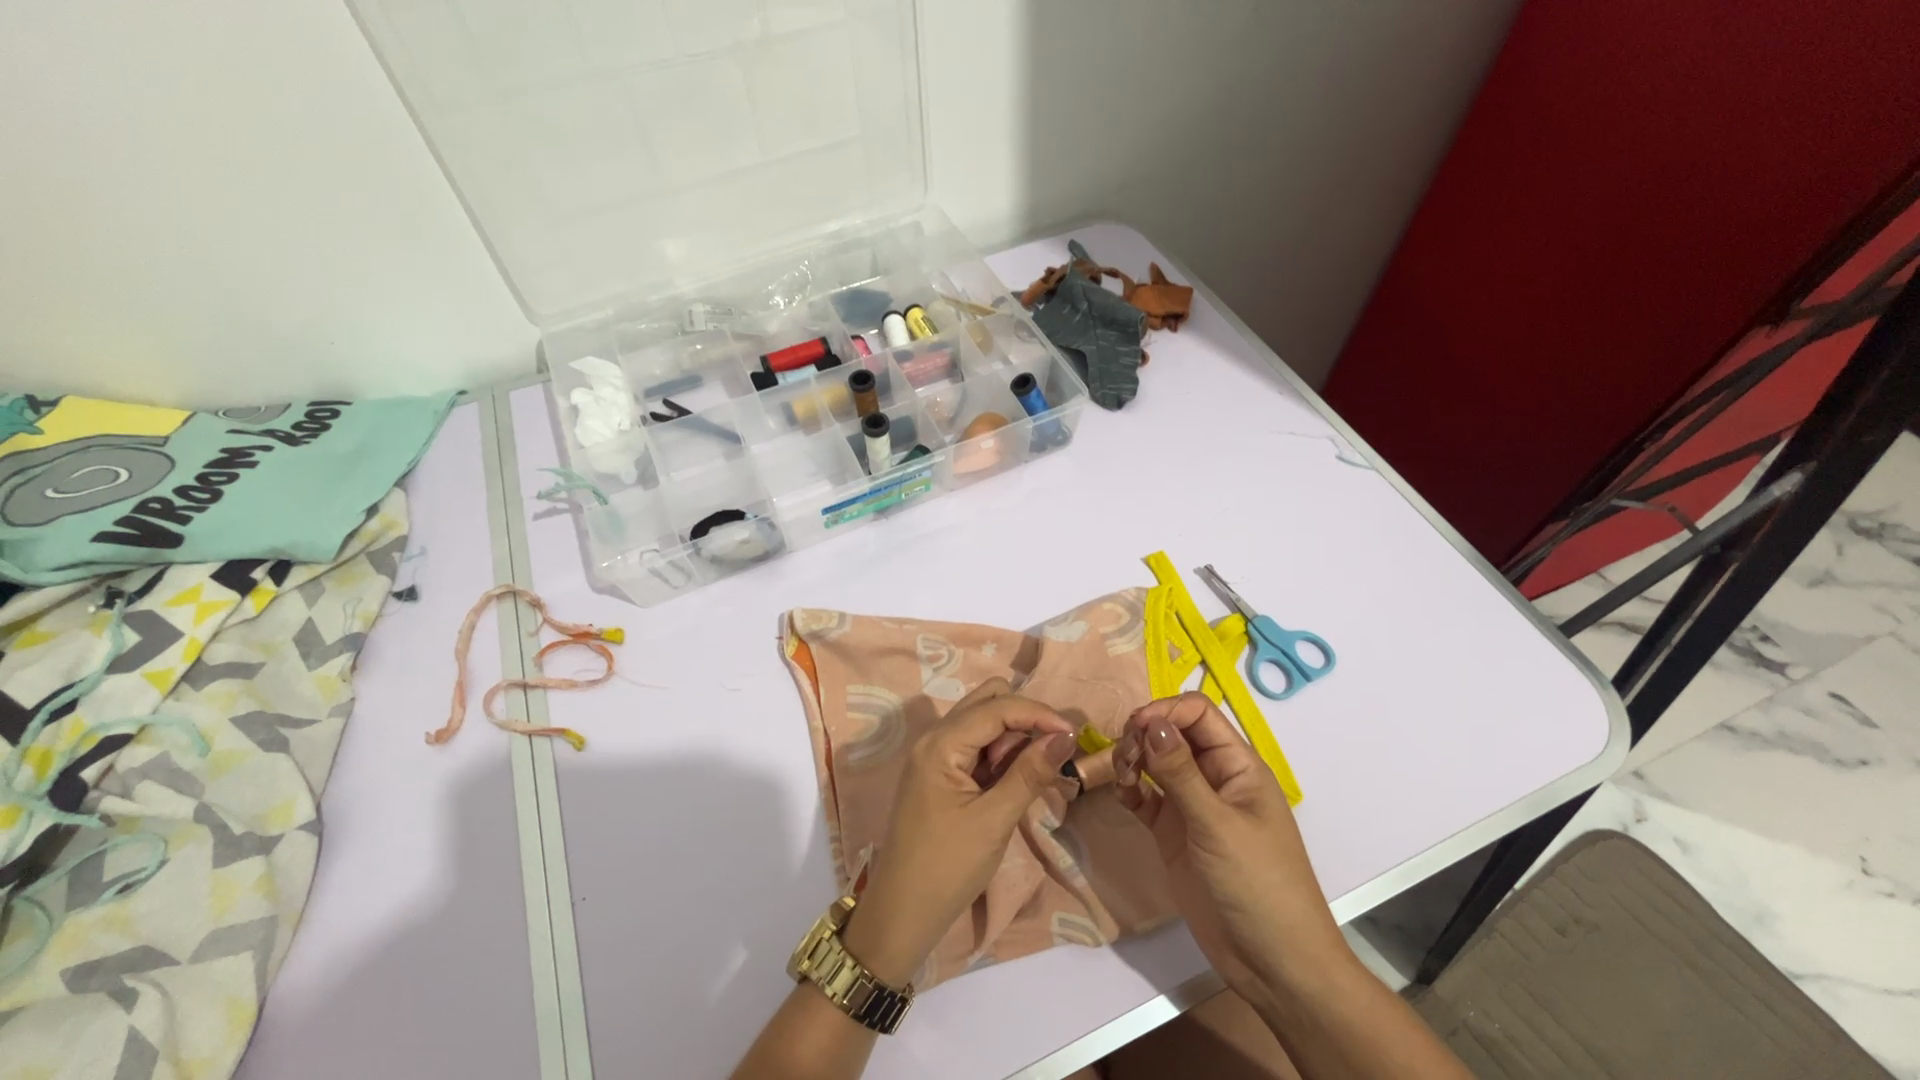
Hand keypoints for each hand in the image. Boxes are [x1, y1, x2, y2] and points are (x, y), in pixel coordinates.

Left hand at [841, 678, 1076, 985]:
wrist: (904, 911)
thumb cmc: (948, 866)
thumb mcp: (994, 820)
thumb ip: (1029, 773)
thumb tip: (1065, 737)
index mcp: (940, 744)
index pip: (996, 706)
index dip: (1038, 714)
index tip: (1074, 734)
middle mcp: (934, 739)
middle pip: (986, 702)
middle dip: (1023, 719)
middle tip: (1048, 755)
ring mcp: (935, 756)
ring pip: (982, 722)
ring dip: (1013, 737)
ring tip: (1033, 773)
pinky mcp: (940, 774)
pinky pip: (976, 746)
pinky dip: (1000, 754)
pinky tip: (1015, 780)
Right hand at [1114, 692, 1348, 1008]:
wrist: (1270, 960)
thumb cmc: (1258, 884)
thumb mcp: (1217, 825)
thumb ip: (1181, 773)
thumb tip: (1151, 722)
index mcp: (1238, 766)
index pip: (1199, 715)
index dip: (1166, 712)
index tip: (1134, 728)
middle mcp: (1215, 778)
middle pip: (1173, 734)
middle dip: (1144, 734)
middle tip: (1123, 757)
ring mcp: (1192, 807)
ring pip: (1155, 763)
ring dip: (1133, 760)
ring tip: (1121, 778)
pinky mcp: (1173, 834)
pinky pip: (1146, 797)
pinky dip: (1131, 790)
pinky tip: (1123, 794)